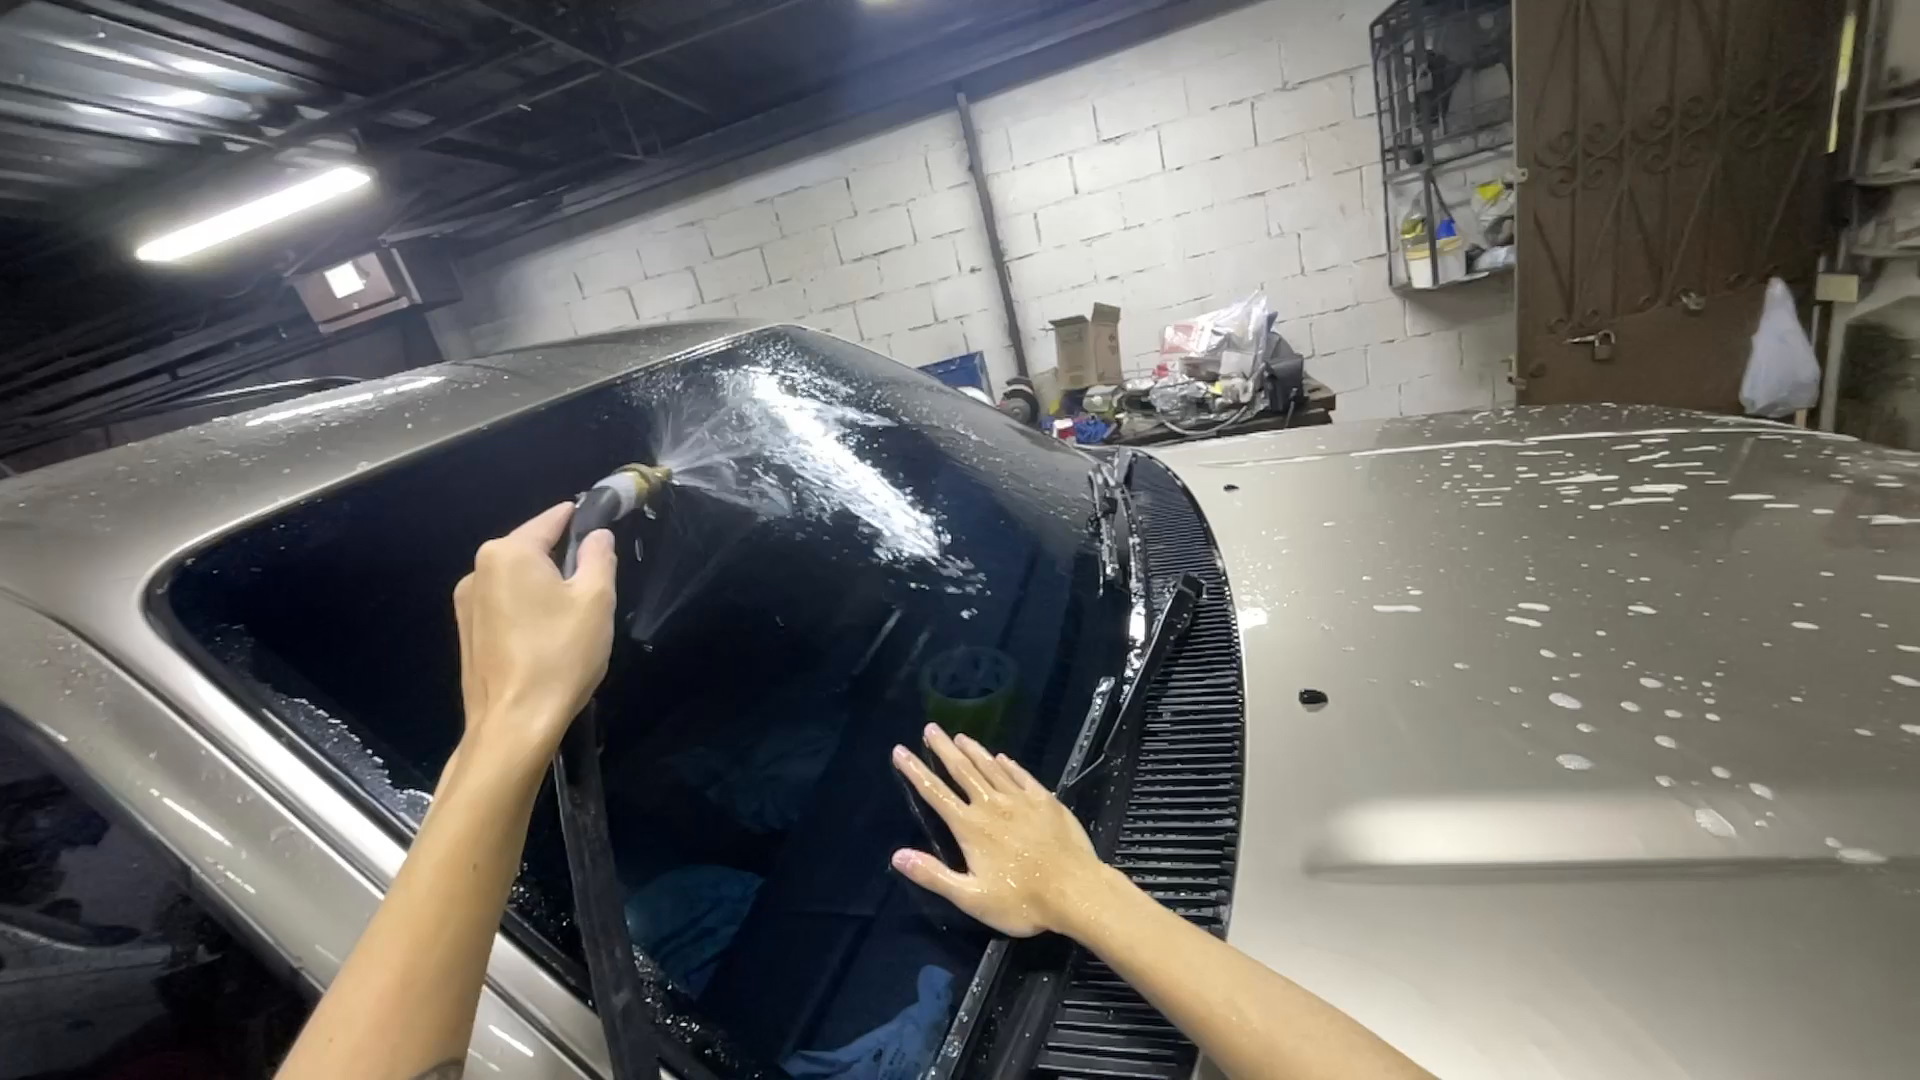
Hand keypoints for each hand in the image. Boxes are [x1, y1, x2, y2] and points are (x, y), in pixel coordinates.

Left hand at [452, 503, 616, 775]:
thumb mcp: (597, 599)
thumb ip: (599, 557)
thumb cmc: (561, 654)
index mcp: (508, 553)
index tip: (603, 517)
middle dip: (563, 556)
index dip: (580, 517)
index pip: (551, 520)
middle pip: (531, 548)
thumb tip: (597, 535)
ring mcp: (467, 604)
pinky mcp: (467, 632)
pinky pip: (505, 604)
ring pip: (518, 579)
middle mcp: (479, 570)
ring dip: (546, 585)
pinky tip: (549, 635)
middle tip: (598, 579)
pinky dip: (529, 608)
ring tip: (576, 613)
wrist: (515, 722)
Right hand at [890, 724, 1114, 937]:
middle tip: (931, 728)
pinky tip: (1002, 757)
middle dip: (944, 748)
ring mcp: (1021, 800)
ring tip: (960, 736)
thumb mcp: (971, 897)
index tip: (900, 751)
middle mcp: (992, 805)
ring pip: (991, 768)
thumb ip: (933, 875)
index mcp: (971, 827)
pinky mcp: (1045, 800)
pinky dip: (1009, 764)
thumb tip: (898, 854)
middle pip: (962, 770)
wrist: (1075, 891)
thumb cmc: (1021, 901)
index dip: (916, 771)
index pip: (936, 793)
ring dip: (973, 750)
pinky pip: (1021, 776)